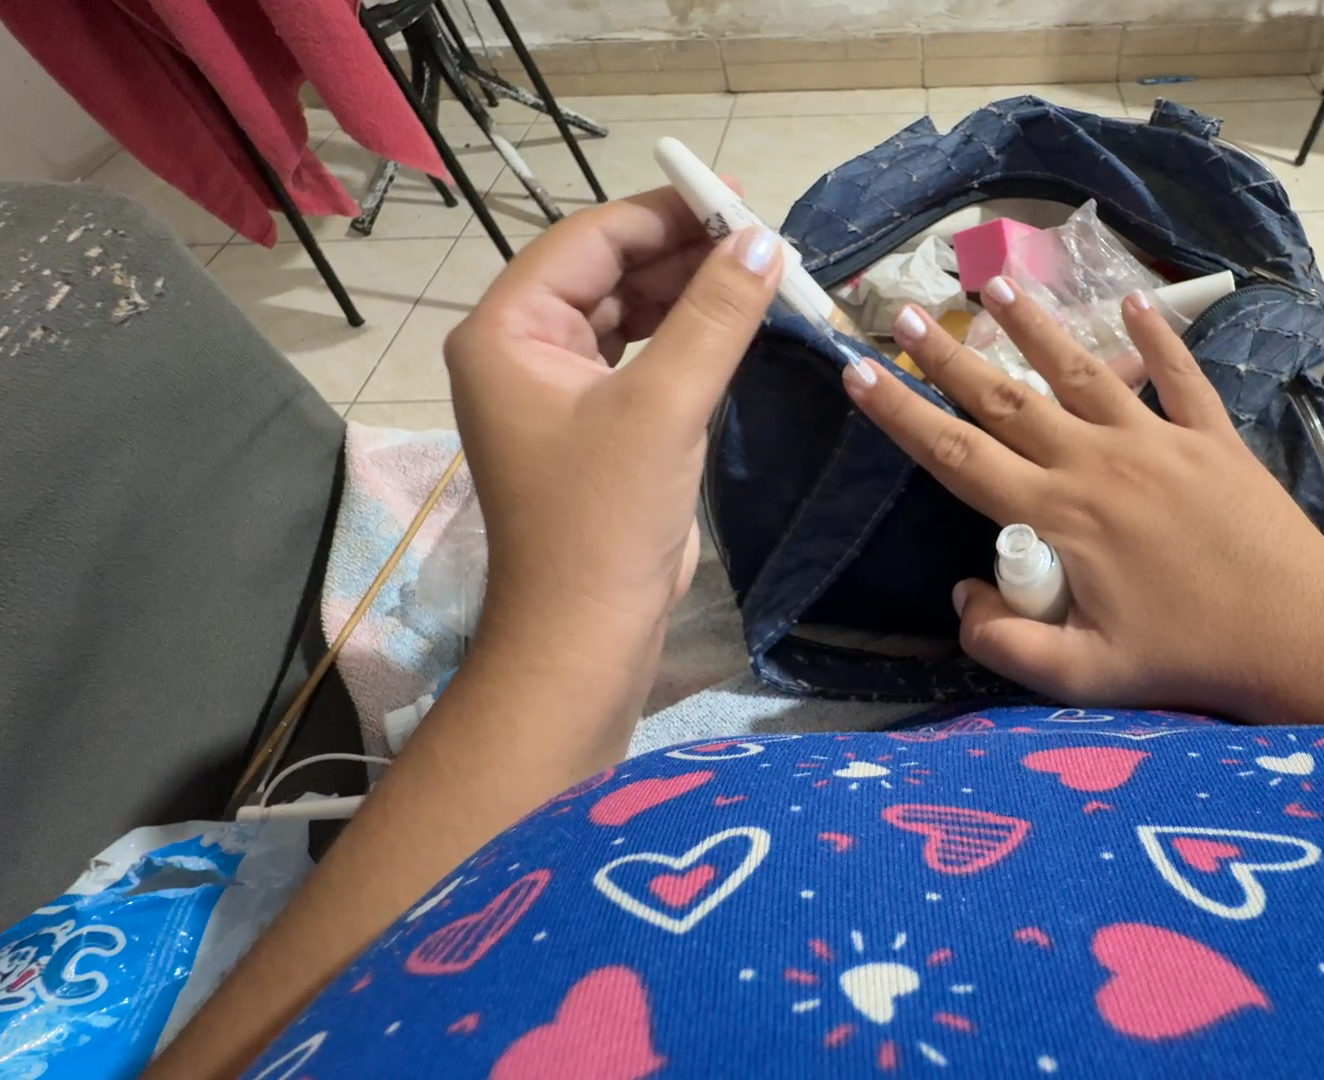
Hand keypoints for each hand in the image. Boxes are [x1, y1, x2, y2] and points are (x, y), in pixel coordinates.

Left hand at [445, 188, 782, 708]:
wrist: (591, 626)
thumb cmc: (608, 514)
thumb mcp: (665, 404)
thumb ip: (716, 317)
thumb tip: (764, 242)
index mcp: (510, 330)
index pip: (590, 241)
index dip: (664, 213)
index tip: (738, 199)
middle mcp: (529, 351)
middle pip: (612, 275)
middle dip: (684, 255)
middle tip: (761, 240)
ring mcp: (567, 392)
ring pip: (635, 319)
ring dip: (693, 298)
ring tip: (759, 277)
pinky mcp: (605, 427)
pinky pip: (648, 362)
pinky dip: (691, 343)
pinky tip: (735, 329)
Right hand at [843, 278, 1323, 722]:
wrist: (1300, 635)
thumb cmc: (1188, 657)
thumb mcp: (1082, 676)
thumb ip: (1005, 640)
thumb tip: (962, 593)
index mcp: (1060, 515)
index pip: (958, 456)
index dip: (901, 414)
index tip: (859, 371)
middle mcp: (1097, 462)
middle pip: (1006, 399)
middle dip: (948, 355)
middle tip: (906, 314)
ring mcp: (1157, 442)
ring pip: (1081, 371)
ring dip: (1033, 327)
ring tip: (996, 286)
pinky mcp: (1211, 438)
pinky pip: (1179, 377)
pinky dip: (1158, 337)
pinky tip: (1135, 301)